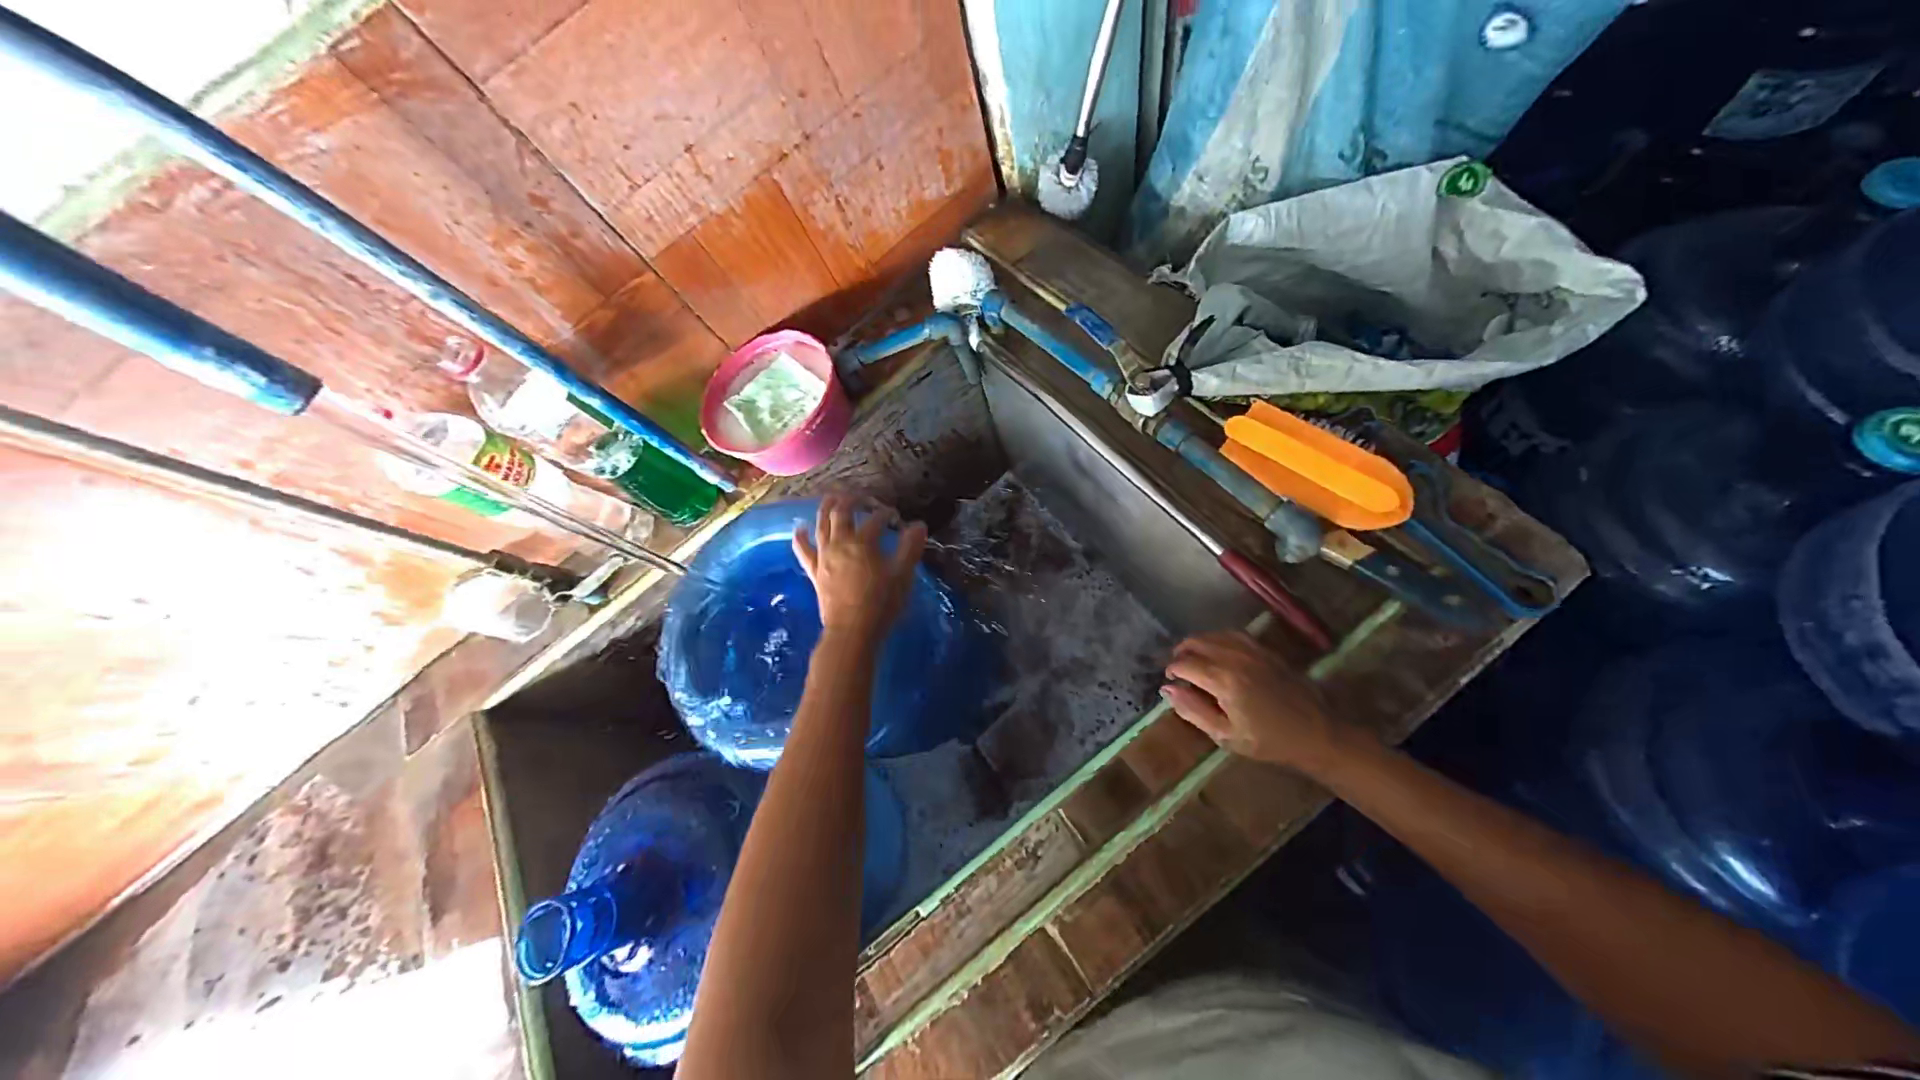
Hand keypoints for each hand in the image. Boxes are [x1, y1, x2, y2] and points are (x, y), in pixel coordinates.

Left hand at [792, 496, 928, 644]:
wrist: (852, 631)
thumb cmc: (881, 603)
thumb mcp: (902, 575)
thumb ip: (910, 548)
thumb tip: (919, 524)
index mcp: (863, 542)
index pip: (875, 519)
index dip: (886, 514)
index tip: (895, 516)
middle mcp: (840, 543)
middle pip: (842, 513)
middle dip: (851, 500)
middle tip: (860, 496)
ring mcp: (824, 557)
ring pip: (821, 524)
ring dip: (826, 508)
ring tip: (830, 496)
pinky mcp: (814, 572)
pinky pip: (804, 551)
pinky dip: (800, 538)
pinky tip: (799, 528)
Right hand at [1161, 631, 1367, 774]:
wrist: (1317, 733)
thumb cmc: (1268, 741)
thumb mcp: (1225, 735)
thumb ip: (1193, 710)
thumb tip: (1167, 689)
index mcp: (1223, 680)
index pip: (1184, 664)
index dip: (1171, 671)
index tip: (1170, 682)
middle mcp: (1235, 658)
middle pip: (1196, 642)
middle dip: (1181, 653)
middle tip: (1178, 670)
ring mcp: (1252, 650)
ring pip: (1213, 635)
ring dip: (1197, 644)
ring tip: (1193, 659)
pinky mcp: (1265, 650)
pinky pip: (1233, 634)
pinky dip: (1217, 639)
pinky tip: (1216, 651)